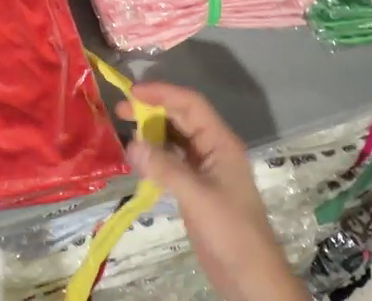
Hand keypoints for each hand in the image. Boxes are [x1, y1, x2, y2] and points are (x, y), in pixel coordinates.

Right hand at [119, 83, 308, 300]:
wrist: (252, 279)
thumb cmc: (232, 232)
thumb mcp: (197, 197)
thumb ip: (164, 168)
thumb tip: (131, 143)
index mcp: (221, 143)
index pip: (190, 104)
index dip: (162, 93)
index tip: (132, 93)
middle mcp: (213, 150)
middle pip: (181, 118)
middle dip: (152, 110)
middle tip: (120, 111)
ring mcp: (205, 169)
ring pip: (175, 139)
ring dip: (152, 132)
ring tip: (125, 132)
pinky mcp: (197, 188)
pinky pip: (172, 160)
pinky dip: (155, 155)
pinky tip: (138, 159)